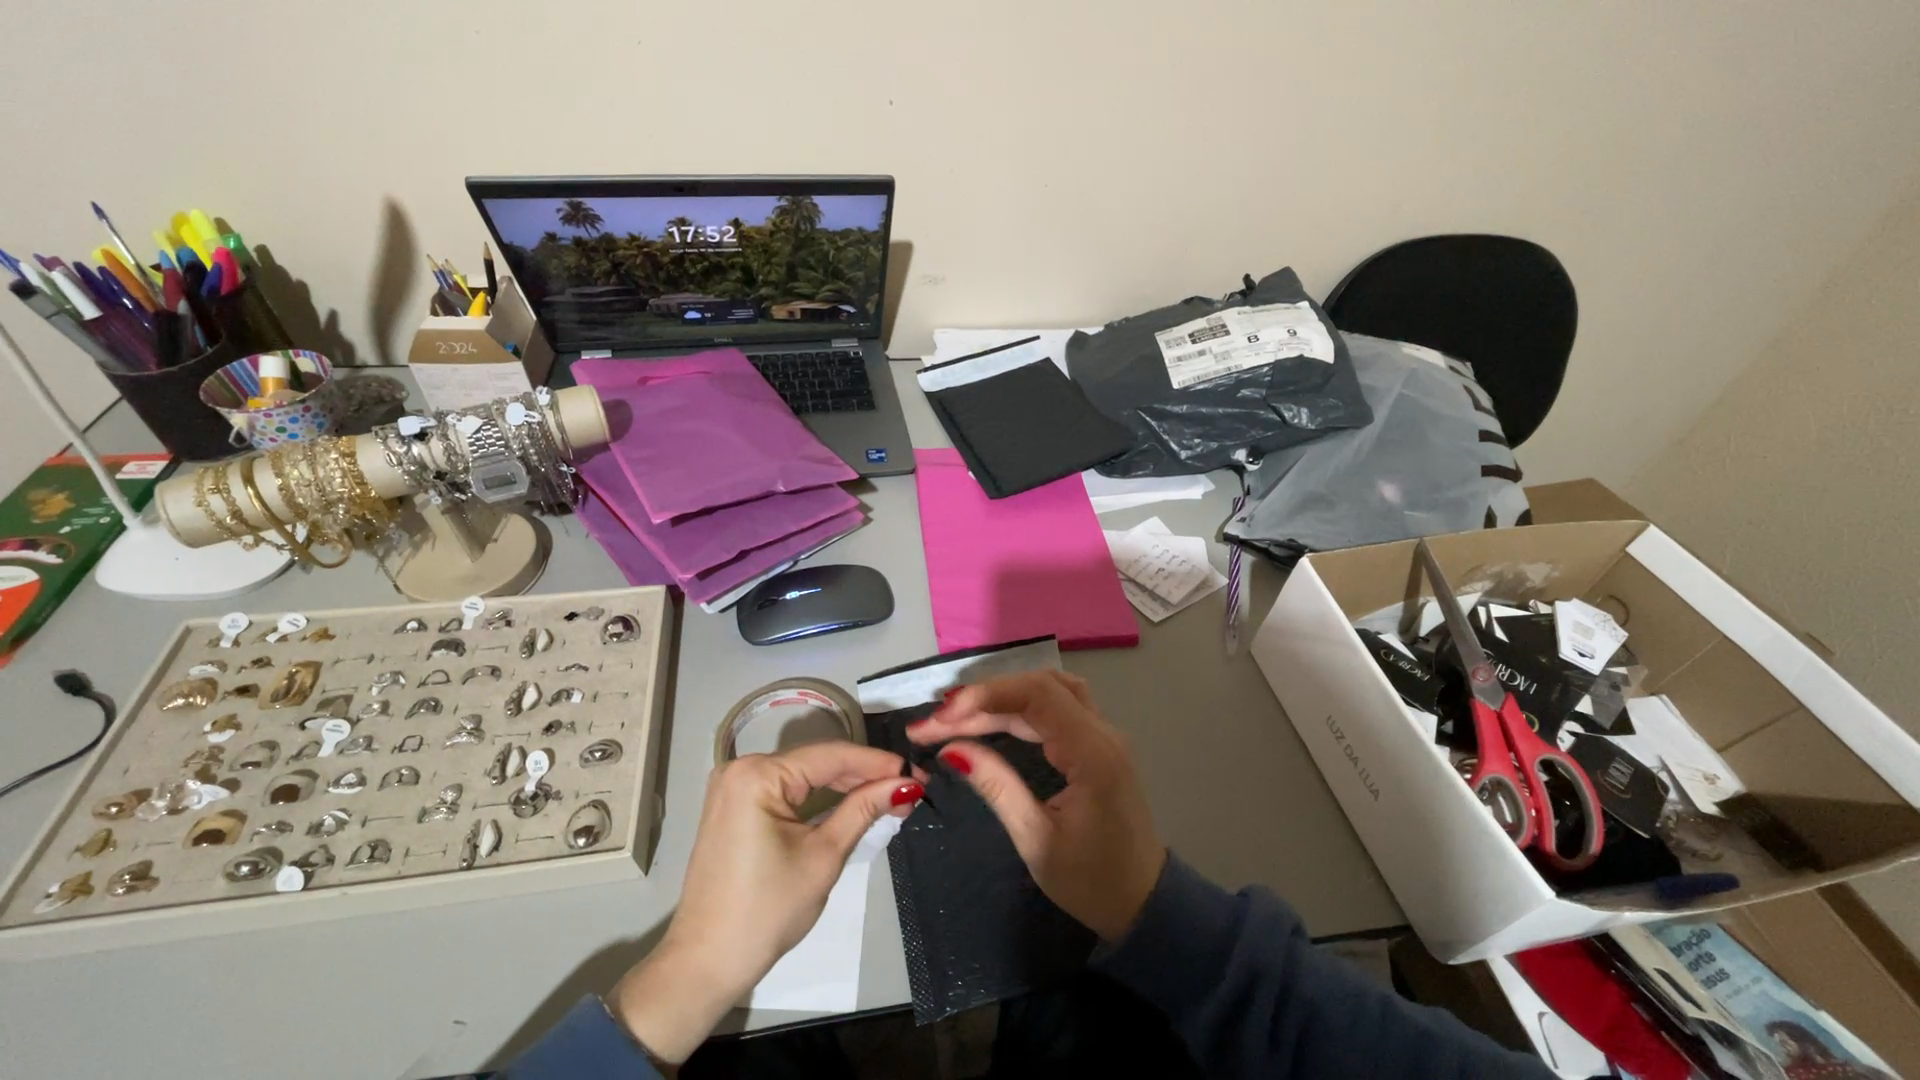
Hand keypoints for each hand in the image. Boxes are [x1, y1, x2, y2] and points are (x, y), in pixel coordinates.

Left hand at [609, 742, 923, 1063]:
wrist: (707, 961)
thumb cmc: (767, 910)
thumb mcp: (824, 856)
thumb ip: (863, 810)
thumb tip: (907, 785)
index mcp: (757, 775)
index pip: (830, 756)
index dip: (877, 763)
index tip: (917, 772)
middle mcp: (740, 769)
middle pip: (816, 762)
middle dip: (864, 775)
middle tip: (909, 788)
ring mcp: (733, 787)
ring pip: (803, 776)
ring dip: (844, 786)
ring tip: (890, 795)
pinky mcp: (734, 807)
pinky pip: (786, 791)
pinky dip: (818, 798)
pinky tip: (852, 801)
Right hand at [907, 671, 1166, 940]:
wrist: (1143, 903)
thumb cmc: (1092, 881)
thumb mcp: (1036, 839)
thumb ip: (997, 786)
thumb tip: (952, 749)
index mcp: (1093, 753)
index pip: (1037, 695)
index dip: (987, 695)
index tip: (942, 718)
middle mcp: (1103, 733)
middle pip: (1039, 689)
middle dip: (983, 700)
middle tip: (932, 725)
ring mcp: (1103, 737)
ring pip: (1048, 694)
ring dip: (1000, 699)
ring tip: (953, 718)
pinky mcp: (1096, 747)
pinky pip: (1056, 710)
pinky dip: (1018, 709)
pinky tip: (988, 721)